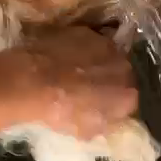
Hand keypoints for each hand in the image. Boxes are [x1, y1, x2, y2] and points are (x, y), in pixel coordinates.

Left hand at [0, 28, 138, 139]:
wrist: (31, 82)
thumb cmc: (60, 113)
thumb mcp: (87, 131)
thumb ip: (106, 122)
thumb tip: (110, 117)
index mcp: (128, 94)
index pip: (129, 100)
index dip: (115, 103)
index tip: (103, 106)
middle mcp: (123, 66)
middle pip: (121, 73)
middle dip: (109, 79)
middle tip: (90, 87)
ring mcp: (105, 44)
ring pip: (107, 55)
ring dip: (97, 61)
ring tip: (76, 70)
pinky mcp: (84, 30)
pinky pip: (89, 42)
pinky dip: (81, 48)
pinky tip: (65, 56)